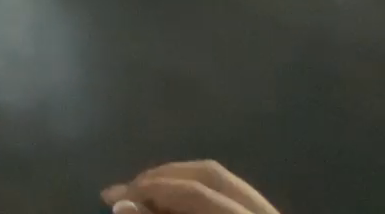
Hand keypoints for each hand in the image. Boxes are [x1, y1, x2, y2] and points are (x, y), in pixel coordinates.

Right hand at [101, 161, 281, 213]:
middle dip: (163, 176)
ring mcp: (273, 211)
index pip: (195, 192)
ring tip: (145, 191)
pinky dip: (199, 192)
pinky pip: (234, 193)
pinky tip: (175, 201)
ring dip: (178, 180)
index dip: (150, 189)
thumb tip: (120, 203)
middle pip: (211, 174)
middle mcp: (267, 209)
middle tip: (127, 189)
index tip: (111, 197)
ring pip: (223, 179)